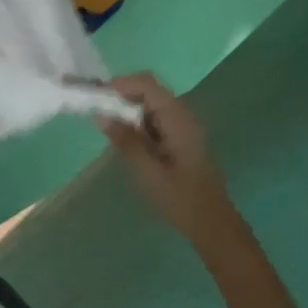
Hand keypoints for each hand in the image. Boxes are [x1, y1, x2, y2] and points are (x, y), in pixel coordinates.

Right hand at [99, 73, 232, 238]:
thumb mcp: (148, 171)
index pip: (148, 86)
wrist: (212, 223)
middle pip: (150, 90)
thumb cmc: (180, 199)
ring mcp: (184, 127)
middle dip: (122, 93)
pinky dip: (138, 121)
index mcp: (178, 120)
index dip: (121, 84)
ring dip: (129, 108)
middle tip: (96, 105)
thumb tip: (102, 115)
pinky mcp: (181, 138)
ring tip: (105, 120)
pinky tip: (124, 136)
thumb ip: (126, 140)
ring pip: (152, 104)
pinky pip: (156, 119)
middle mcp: (183, 116)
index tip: (95, 94)